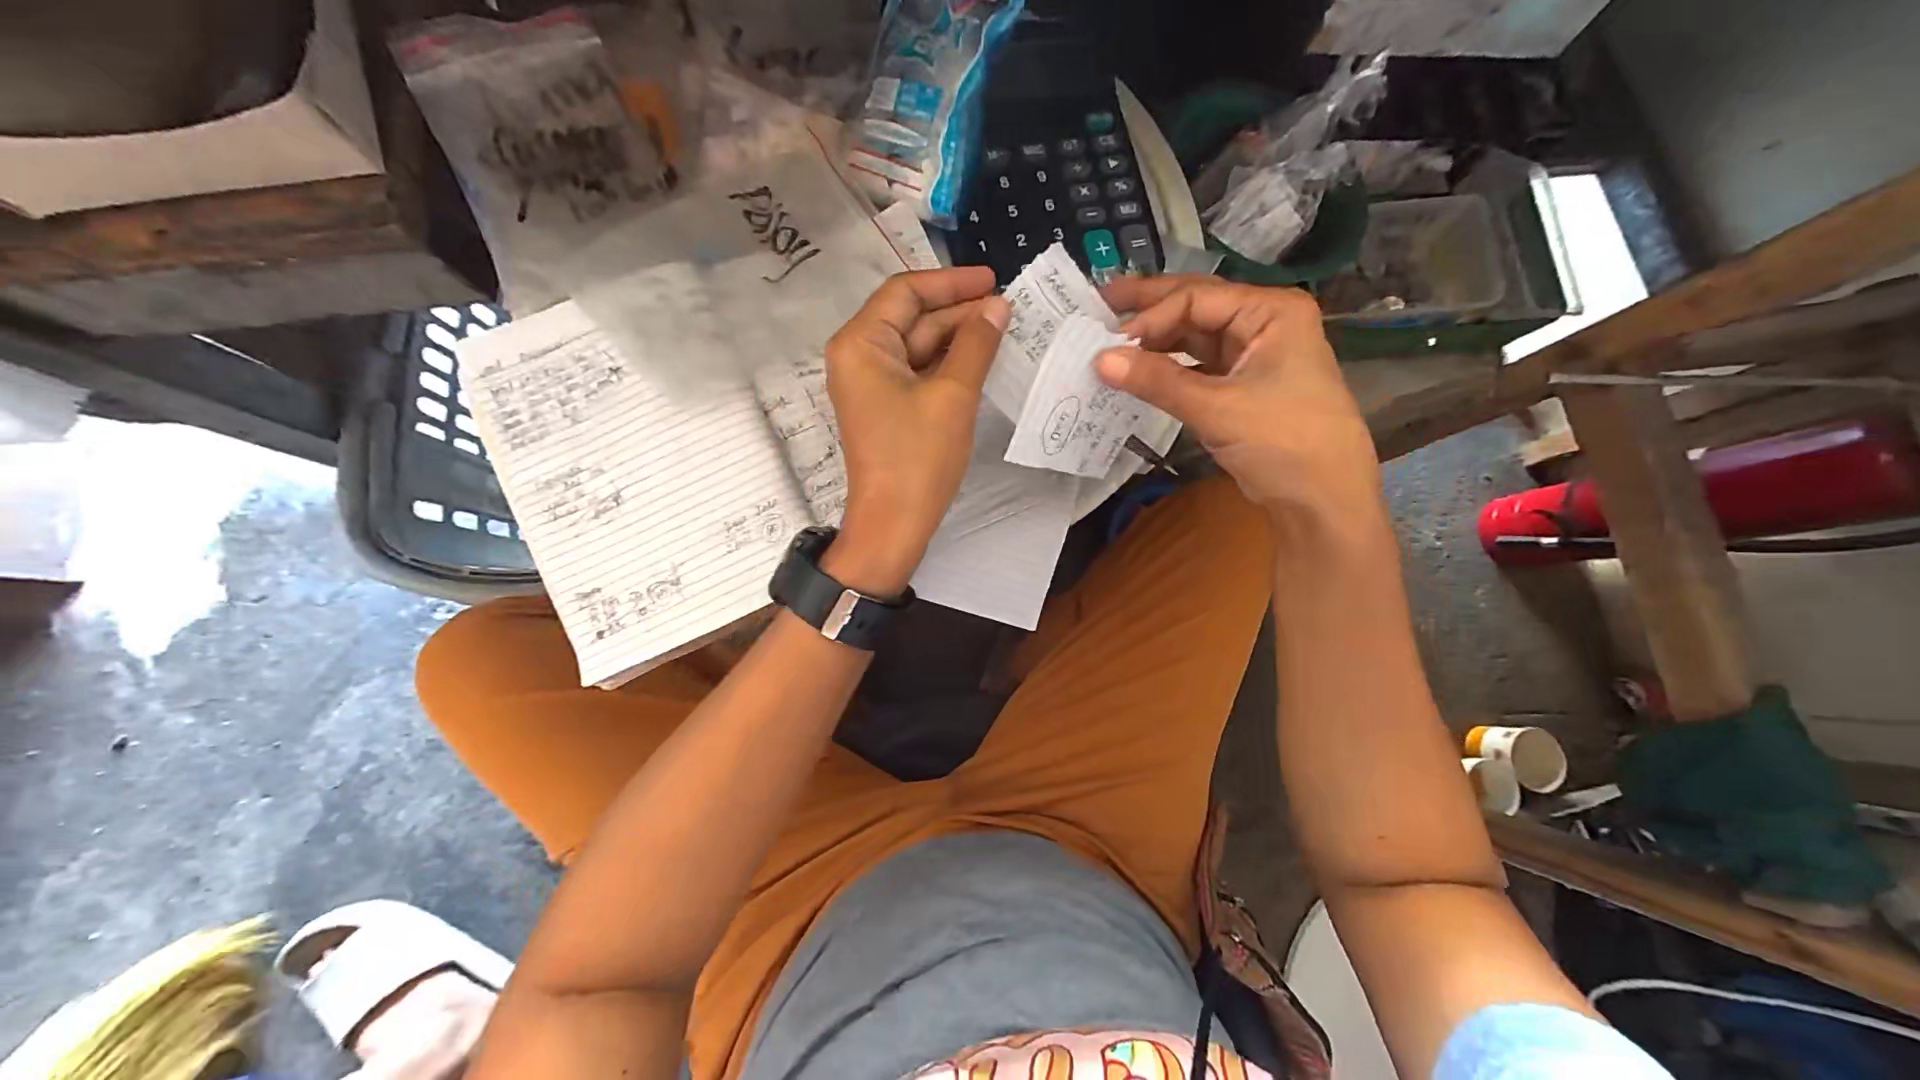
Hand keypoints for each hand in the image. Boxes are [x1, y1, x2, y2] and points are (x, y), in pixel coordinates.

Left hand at [822, 267, 1009, 595]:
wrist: (893, 524)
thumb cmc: (918, 457)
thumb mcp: (953, 395)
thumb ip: (976, 343)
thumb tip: (997, 306)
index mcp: (860, 344)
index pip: (905, 292)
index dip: (951, 282)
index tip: (993, 279)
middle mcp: (858, 356)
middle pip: (910, 317)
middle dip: (958, 311)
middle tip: (1008, 308)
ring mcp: (870, 384)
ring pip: (917, 345)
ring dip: (957, 337)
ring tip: (1004, 329)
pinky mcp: (885, 406)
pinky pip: (917, 371)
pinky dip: (947, 363)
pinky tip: (982, 358)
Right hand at [1097, 275, 1381, 527]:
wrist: (1323, 500)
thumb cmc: (1283, 442)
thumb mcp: (1217, 408)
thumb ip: (1157, 380)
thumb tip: (1099, 360)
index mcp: (1271, 312)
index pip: (1197, 298)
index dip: (1151, 316)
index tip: (1110, 341)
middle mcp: (1263, 323)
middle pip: (1196, 306)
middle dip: (1149, 307)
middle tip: (1101, 301)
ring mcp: (1254, 355)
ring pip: (1195, 336)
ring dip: (1156, 340)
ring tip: (1112, 339)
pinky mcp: (1242, 385)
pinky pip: (1198, 366)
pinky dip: (1168, 368)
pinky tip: (1139, 371)